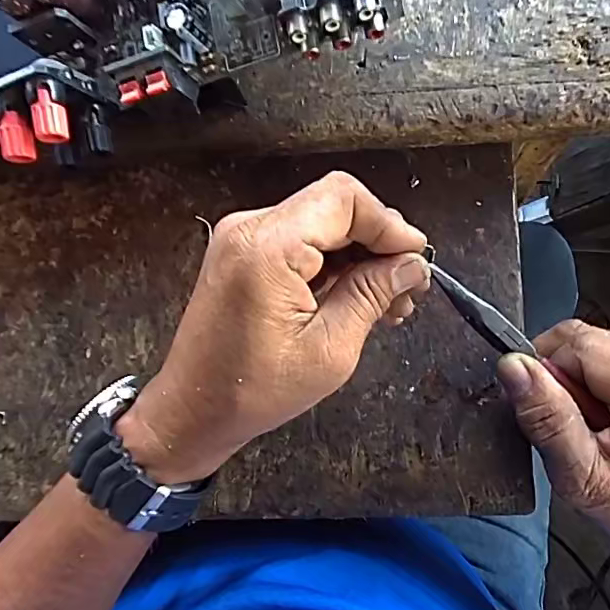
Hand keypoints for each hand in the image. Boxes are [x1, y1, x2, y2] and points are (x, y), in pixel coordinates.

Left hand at [117, 171, 430, 483]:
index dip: (390, 224)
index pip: (345, 200)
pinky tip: (359, 297)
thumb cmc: (251, 391)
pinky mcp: (248, 253)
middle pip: (338, 206)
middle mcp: (251, 230)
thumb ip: (373, 295)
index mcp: (267, 249)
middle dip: (380, 242)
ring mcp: (246, 239)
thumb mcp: (330, 350)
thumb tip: (410, 265)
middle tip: (407, 285)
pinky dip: (338, 263)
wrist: (194, 410)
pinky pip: (306, 241)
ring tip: (388, 300)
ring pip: (326, 223)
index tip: (416, 259)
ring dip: (363, 255)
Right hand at [497, 320, 609, 576]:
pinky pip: (609, 354)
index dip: (551, 372)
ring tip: (587, 422)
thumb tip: (515, 367)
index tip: (549, 412)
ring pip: (597, 343)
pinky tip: (599, 415)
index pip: (585, 346)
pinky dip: (590, 380)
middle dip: (563, 374)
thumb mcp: (578, 476)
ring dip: (576, 378)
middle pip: (591, 339)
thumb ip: (547, 418)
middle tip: (570, 423)